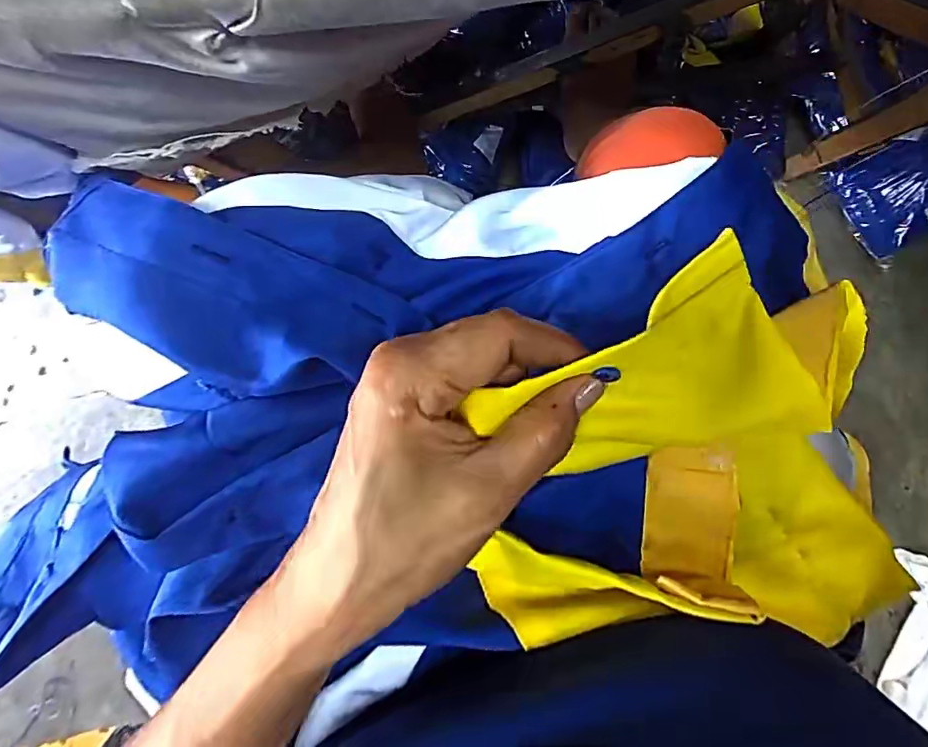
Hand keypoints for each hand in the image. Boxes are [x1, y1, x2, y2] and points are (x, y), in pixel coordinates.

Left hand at [272, 310, 603, 651]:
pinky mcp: (401, 395)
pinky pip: (468, 377)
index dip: (557, 349)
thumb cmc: (408, 543)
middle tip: (569, 410)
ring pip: (485, 358)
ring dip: (521, 387)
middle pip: (494, 341)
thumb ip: (548, 427)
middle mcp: (400, 357)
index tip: (594, 380)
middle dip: (540, 371)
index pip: (504, 332)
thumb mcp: (492, 487)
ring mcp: (397, 374)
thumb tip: (592, 383)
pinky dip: (499, 398)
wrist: (333, 594)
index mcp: (412, 370)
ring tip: (538, 428)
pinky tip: (505, 434)